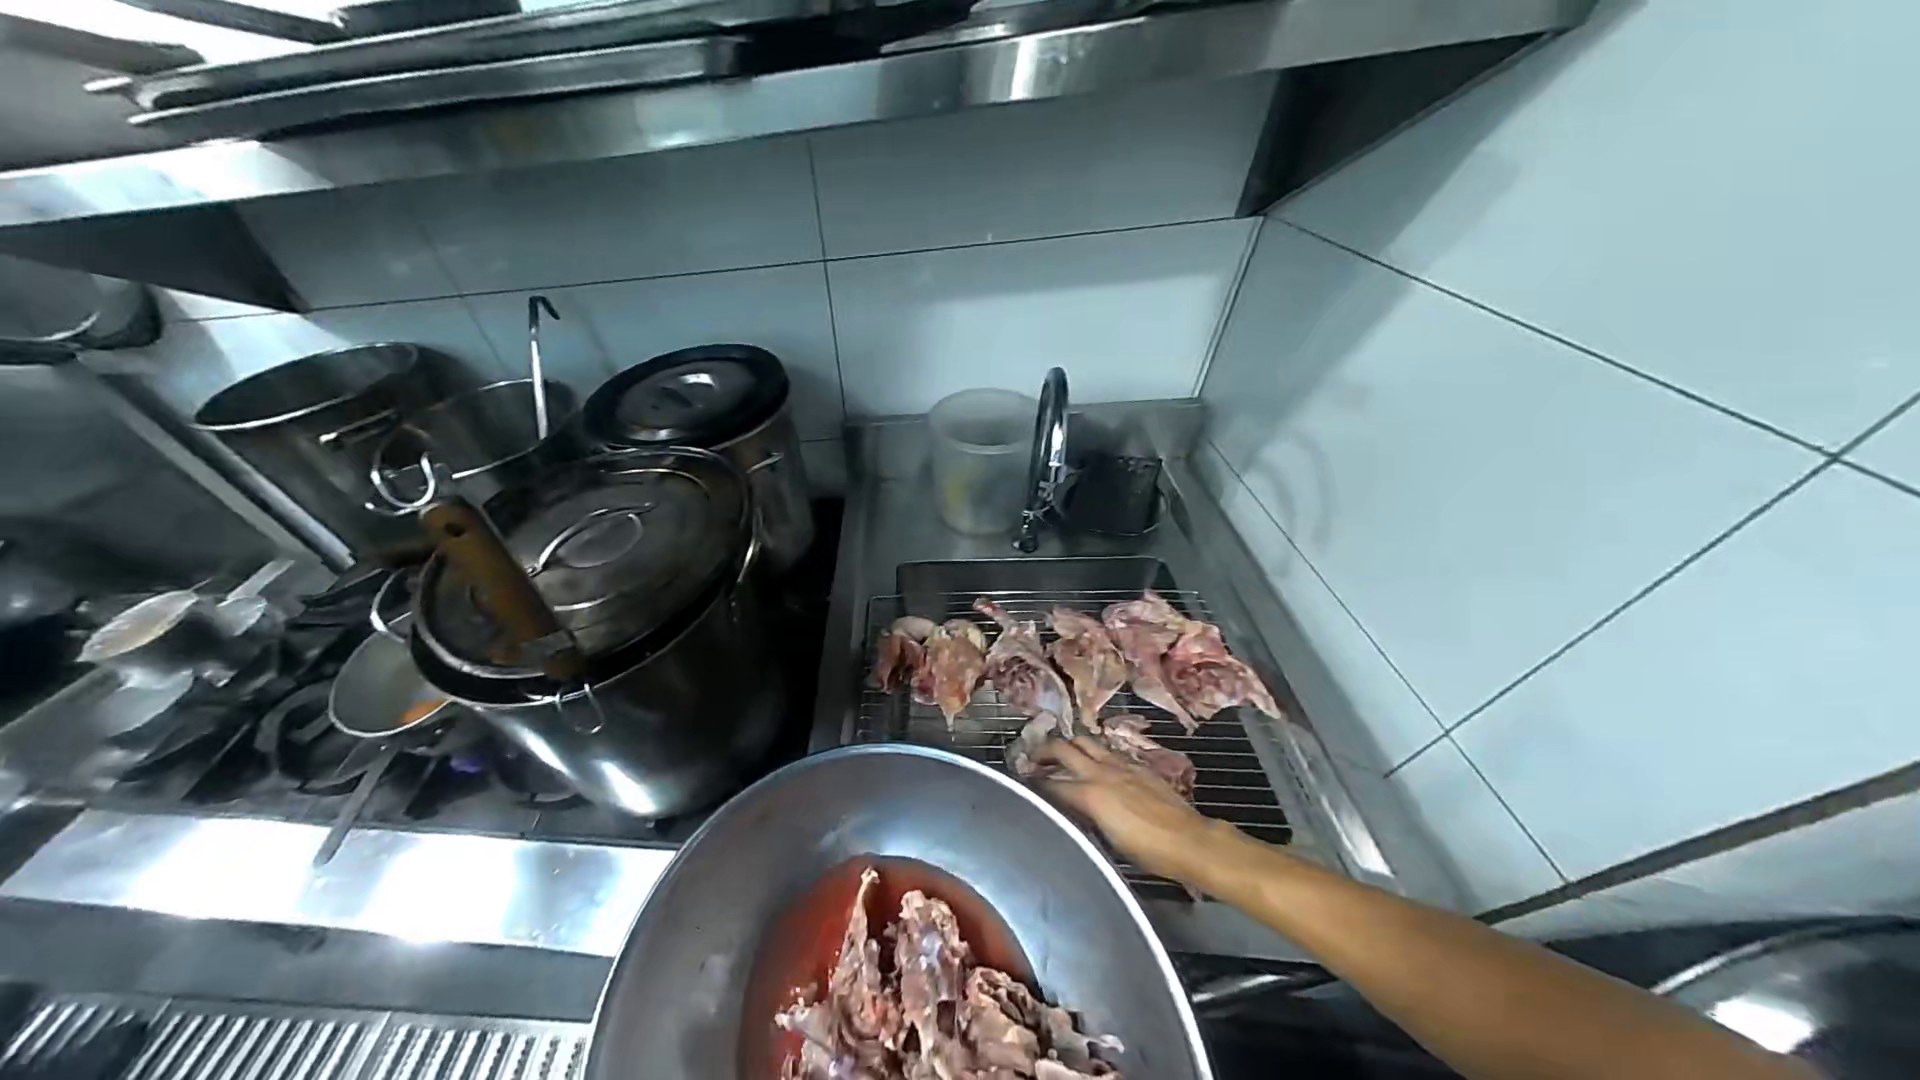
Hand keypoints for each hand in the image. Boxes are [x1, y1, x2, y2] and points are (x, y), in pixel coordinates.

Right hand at [1032, 737, 1246, 886]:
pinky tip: (1093, 762)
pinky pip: (1106, 750)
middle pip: (1063, 748)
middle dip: (1044, 750)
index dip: (1035, 783)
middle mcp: (1100, 772)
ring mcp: (1120, 764)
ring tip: (1061, 753)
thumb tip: (1070, 809)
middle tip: (1033, 758)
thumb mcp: (1108, 840)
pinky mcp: (1136, 765)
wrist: (1189, 839)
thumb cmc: (1148, 850)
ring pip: (1085, 741)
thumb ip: (1085, 817)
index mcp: (1090, 794)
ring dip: (1069, 745)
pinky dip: (1092, 752)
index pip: (1052, 784)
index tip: (1024, 782)